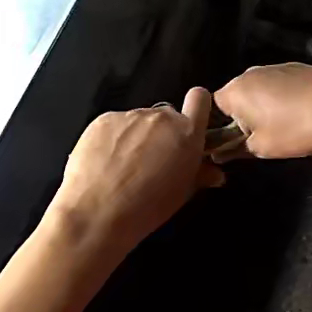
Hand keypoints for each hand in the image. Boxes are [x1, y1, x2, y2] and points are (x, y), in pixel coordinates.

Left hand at [45, 88, 222, 257]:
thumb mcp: (181, 194)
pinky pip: (114, 124)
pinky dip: (112, 138)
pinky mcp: (103, 118)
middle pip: (166, 116)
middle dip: (161, 133)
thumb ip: (199, 175)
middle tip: (150, 160)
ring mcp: (130, 115)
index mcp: (186, 134)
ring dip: (135, 136)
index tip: (189, 124)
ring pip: (138, 121)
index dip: (196, 108)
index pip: (200, 99)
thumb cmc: (146, 209)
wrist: (97, 212)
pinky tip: (104, 161)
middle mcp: (160, 118)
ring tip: (122, 166)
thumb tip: (213, 173)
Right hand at [214, 64, 311, 158]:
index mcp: (235, 91)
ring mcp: (275, 66)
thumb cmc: (295, 129)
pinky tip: (303, 112)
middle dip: (245, 115)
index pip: (213, 106)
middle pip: (237, 95)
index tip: (237, 140)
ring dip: (266, 105)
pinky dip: (285, 97)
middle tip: (263, 136)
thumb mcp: (262, 148)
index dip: (222, 125)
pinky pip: (280, 84)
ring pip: (260, 89)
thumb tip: (219, 154)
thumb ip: (236, 150)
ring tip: (287, 125)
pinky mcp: (297, 66)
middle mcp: (250, 73)